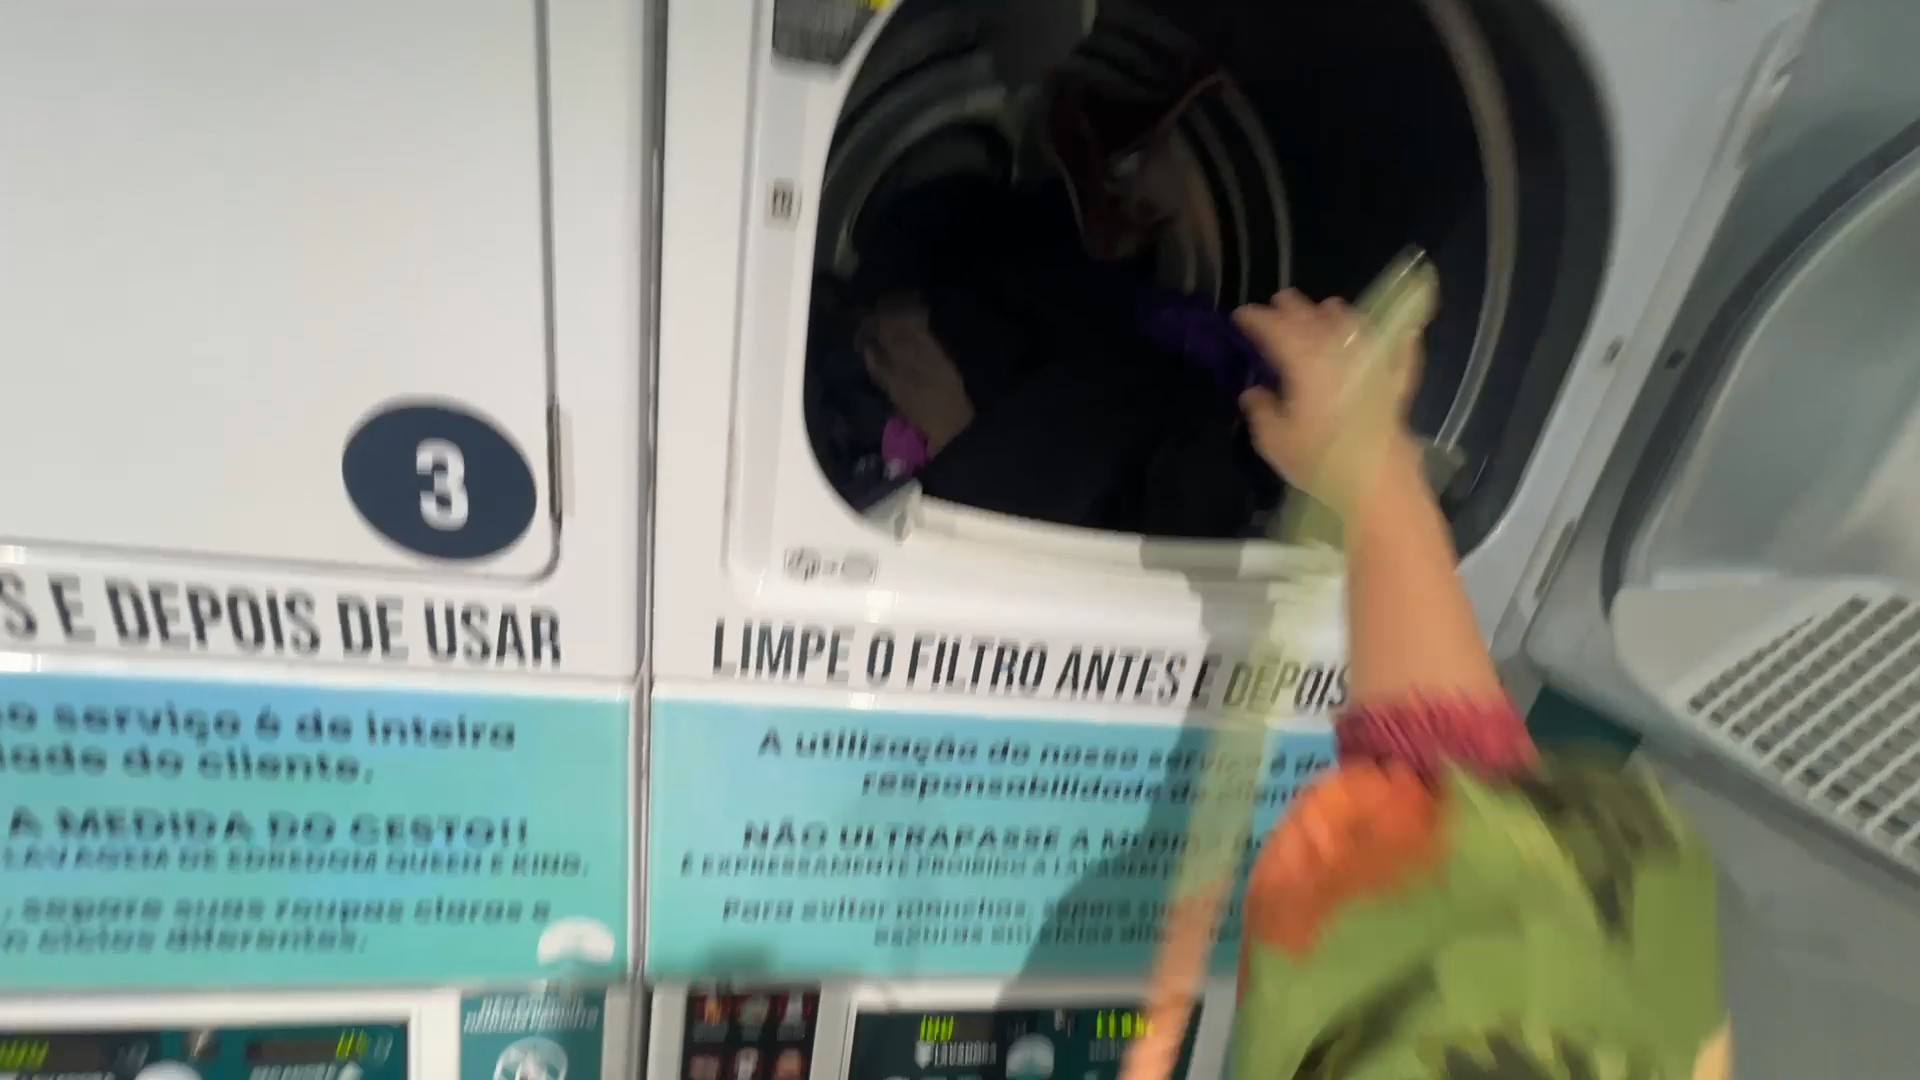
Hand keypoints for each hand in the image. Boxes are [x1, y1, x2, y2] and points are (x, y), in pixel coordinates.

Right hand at [1232, 290, 1422, 514]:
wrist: (1375, 481)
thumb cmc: (1318, 460)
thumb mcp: (1274, 440)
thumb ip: (1261, 411)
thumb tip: (1254, 393)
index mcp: (1305, 365)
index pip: (1277, 332)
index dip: (1258, 320)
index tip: (1241, 315)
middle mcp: (1340, 355)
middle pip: (1315, 323)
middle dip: (1295, 309)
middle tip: (1280, 300)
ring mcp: (1372, 366)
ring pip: (1354, 330)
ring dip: (1339, 315)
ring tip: (1328, 306)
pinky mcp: (1394, 385)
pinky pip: (1400, 352)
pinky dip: (1399, 339)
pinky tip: (1404, 330)